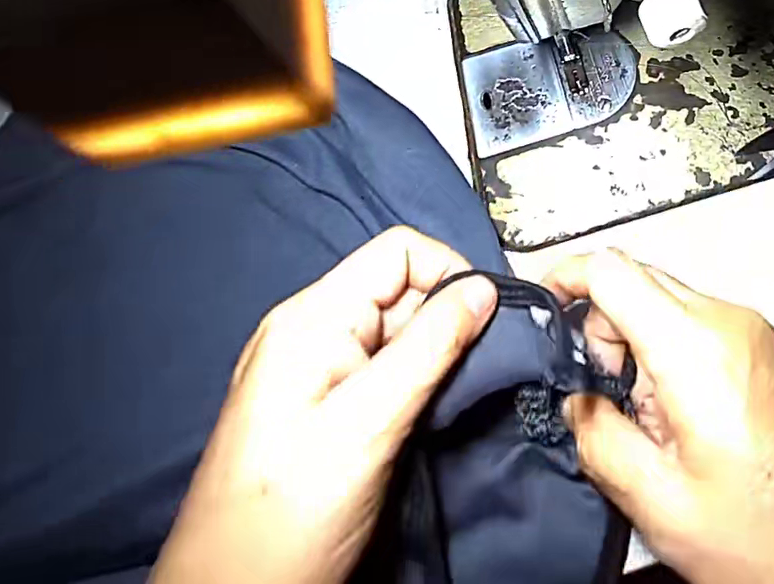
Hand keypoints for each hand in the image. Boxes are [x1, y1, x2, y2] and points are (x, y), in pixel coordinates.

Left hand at [153, 227, 497, 583]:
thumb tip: (486, 287)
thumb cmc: (288, 520)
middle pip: (401, 288)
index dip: (448, 271)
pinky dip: (415, 377)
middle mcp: (313, 328)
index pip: (398, 252)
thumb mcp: (368, 426)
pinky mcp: (323, 400)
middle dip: (445, 318)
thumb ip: (430, 348)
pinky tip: (427, 412)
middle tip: (473, 372)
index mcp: (314, 318)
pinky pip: (383, 364)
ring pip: (398, 329)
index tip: (486, 319)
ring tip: (450, 399)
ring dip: (434, 353)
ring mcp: (314, 365)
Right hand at [543, 250, 773, 583]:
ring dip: (637, 341)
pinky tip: (683, 416)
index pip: (610, 270)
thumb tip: (575, 398)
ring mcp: (753, 329)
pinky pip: (699, 323)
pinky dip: (670, 350)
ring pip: (666, 302)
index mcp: (695, 346)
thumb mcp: (665, 506)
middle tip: (601, 392)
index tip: (543, 306)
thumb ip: (599, 437)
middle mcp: (727, 319)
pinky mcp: (768, 346)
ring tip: (648, 419)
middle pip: (637, 279)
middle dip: (601, 324)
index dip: (564, 277)